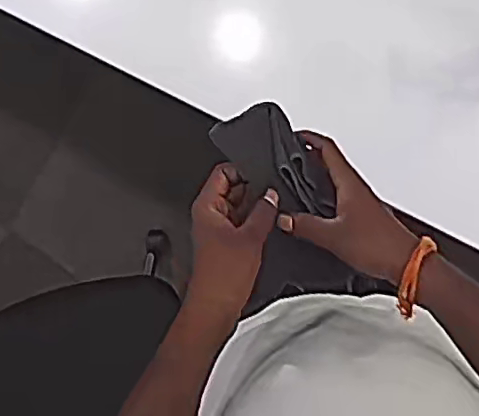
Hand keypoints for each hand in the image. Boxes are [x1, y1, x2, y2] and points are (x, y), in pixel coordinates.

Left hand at [186, 162, 278, 315]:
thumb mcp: (250, 238)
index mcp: (207, 205)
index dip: (242, 169)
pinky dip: (253, 222)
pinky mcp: (225, 243)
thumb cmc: (222, 277)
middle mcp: (209, 213)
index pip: (223, 171)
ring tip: (271, 211)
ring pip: (237, 206)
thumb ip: (263, 212)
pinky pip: (240, 222)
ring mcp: (217, 228)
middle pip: (232, 188)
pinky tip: (266, 226)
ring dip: (254, 207)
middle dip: (252, 189)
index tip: (261, 172)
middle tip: (271, 193)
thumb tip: (271, 195)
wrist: (215, 310)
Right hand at [279, 132, 419, 280]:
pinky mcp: (363, 214)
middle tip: (292, 155)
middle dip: (310, 153)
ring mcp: (360, 199)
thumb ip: (306, 226)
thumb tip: (284, 218)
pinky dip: (326, 191)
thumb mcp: (334, 236)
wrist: (408, 264)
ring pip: (335, 176)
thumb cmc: (380, 245)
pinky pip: (340, 193)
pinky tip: (318, 208)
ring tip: (300, 178)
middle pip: (330, 159)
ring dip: (318, 172)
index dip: (310, 137)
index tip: (296, 134)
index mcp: (348, 181)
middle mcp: (355, 186)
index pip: (327, 147)